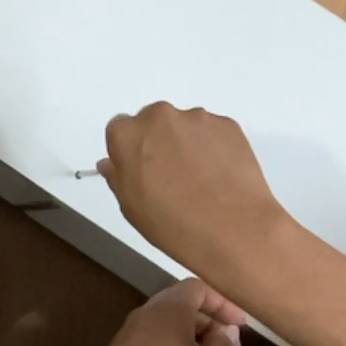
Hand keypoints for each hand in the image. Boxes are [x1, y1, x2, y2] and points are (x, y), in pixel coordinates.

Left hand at [69, 279, 246, 345]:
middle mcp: (144, 312)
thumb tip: (223, 331)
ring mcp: (127, 332)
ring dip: (189, 334)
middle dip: (208, 320)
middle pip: (180, 302)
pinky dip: (170, 345)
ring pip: (164, 321)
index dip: (222, 303)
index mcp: (168, 309)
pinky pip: (151, 337)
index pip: (197, 288)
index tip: (240, 326)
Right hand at [98, 102, 289, 274]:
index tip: (139, 172)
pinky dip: (213, 148)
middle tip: (169, 176)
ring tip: (199, 179)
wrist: (232, 228)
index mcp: (127, 134)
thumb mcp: (130, 207)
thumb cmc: (171, 222)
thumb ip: (118, 176)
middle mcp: (160, 117)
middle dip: (158, 142)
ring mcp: (197, 118)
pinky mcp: (228, 125)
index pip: (119, 130)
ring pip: (184, 127)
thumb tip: (113, 163)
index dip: (129, 152)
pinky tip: (219, 176)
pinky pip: (212, 133)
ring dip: (186, 144)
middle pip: (153, 122)